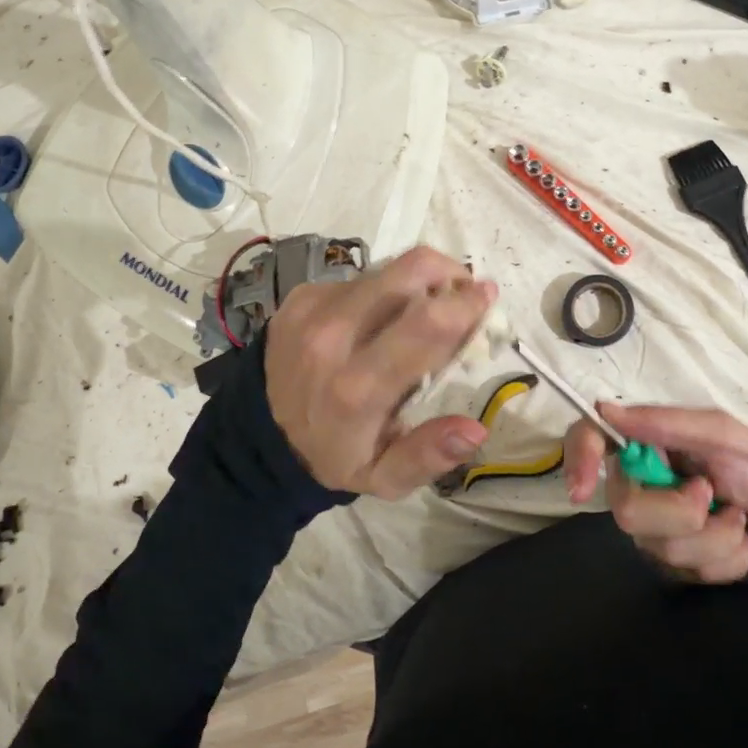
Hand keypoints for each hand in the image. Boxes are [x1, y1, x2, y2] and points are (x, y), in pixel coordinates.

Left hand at [265, 247, 497, 498]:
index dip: (466, 304)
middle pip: (408, 272)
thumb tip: (476, 430)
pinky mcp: (301, 296)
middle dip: (449, 273)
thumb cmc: (336, 456)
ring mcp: (313, 309)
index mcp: (358, 387)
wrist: (259, 438)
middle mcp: (333, 337)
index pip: (425, 326)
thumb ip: (428, 455)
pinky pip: (359, 278)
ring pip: (387, 271)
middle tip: (464, 291)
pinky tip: (378, 321)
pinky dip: (382, 292)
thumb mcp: (384, 477)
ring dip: (416, 283)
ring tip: (423, 309)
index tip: (488, 297)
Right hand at [565, 403, 747, 583]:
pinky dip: (725, 555)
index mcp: (642, 446)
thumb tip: (605, 410)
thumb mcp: (717, 432)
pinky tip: (738, 541)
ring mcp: (653, 530)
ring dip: (713, 533)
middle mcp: (637, 487)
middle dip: (679, 509)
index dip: (577, 460)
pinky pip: (689, 570)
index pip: (588, 441)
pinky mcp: (674, 566)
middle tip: (710, 493)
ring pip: (659, 545)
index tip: (582, 488)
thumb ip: (663, 423)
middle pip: (625, 509)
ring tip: (735, 517)